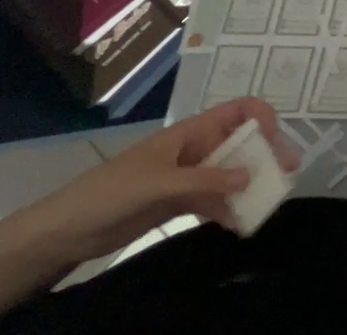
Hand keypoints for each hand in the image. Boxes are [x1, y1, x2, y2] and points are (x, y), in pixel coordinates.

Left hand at [24, 97, 298, 262]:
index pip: (238, 110)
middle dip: (266, 155)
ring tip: (266, 202)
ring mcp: (189, 176)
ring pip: (232, 173)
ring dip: (251, 185)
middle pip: (242, 143)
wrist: (60, 234)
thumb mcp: (158, 183)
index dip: (261, 117)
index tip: (273, 138)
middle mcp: (196, 150)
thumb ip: (205, 179)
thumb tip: (251, 175)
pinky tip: (240, 223)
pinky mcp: (181, 201)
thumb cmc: (107, 193)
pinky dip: (230, 209)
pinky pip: (216, 200)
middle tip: (286, 173)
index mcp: (190, 133)